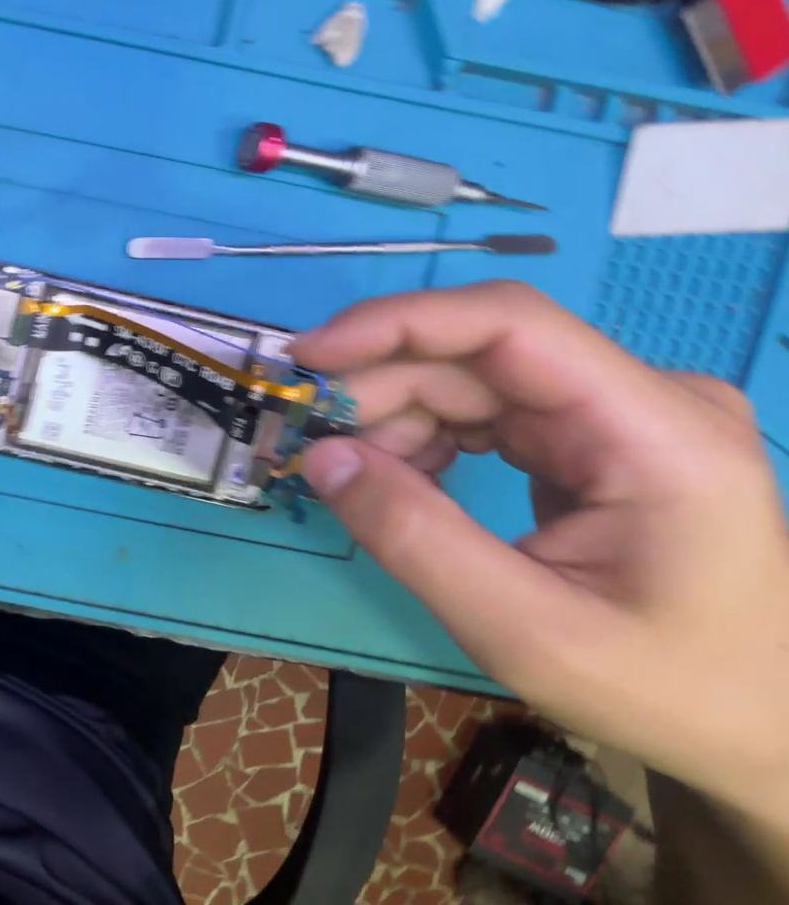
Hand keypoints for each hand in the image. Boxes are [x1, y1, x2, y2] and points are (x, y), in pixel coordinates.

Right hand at [292, 281, 788, 822]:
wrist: (761, 730)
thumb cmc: (665, 687)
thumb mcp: (524, 629)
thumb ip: (413, 537)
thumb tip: (317, 455)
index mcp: (655, 432)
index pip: (510, 325)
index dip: (398, 324)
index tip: (309, 357)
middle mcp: (639, 401)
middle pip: (474, 355)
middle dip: (378, 389)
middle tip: (311, 443)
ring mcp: (614, 417)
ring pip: (466, 380)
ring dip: (392, 419)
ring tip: (357, 478)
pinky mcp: (588, 438)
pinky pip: (478, 412)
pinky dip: (419, 440)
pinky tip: (399, 482)